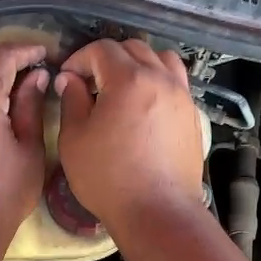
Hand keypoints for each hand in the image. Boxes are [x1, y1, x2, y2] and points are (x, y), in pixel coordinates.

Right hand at [55, 39, 203, 230]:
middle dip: (107, 59)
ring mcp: (182, 96)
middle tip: (90, 83)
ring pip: (161, 60)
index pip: (102, 49)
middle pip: (134, 48)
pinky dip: (157, 82)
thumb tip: (71, 79)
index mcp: (129, 79)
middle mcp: (161, 79)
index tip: (67, 78)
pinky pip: (175, 83)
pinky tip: (143, 108)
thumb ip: (71, 100)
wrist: (158, 212)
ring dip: (138, 65)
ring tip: (121, 88)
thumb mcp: (74, 138)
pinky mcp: (192, 116)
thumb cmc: (108, 177)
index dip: (80, 59)